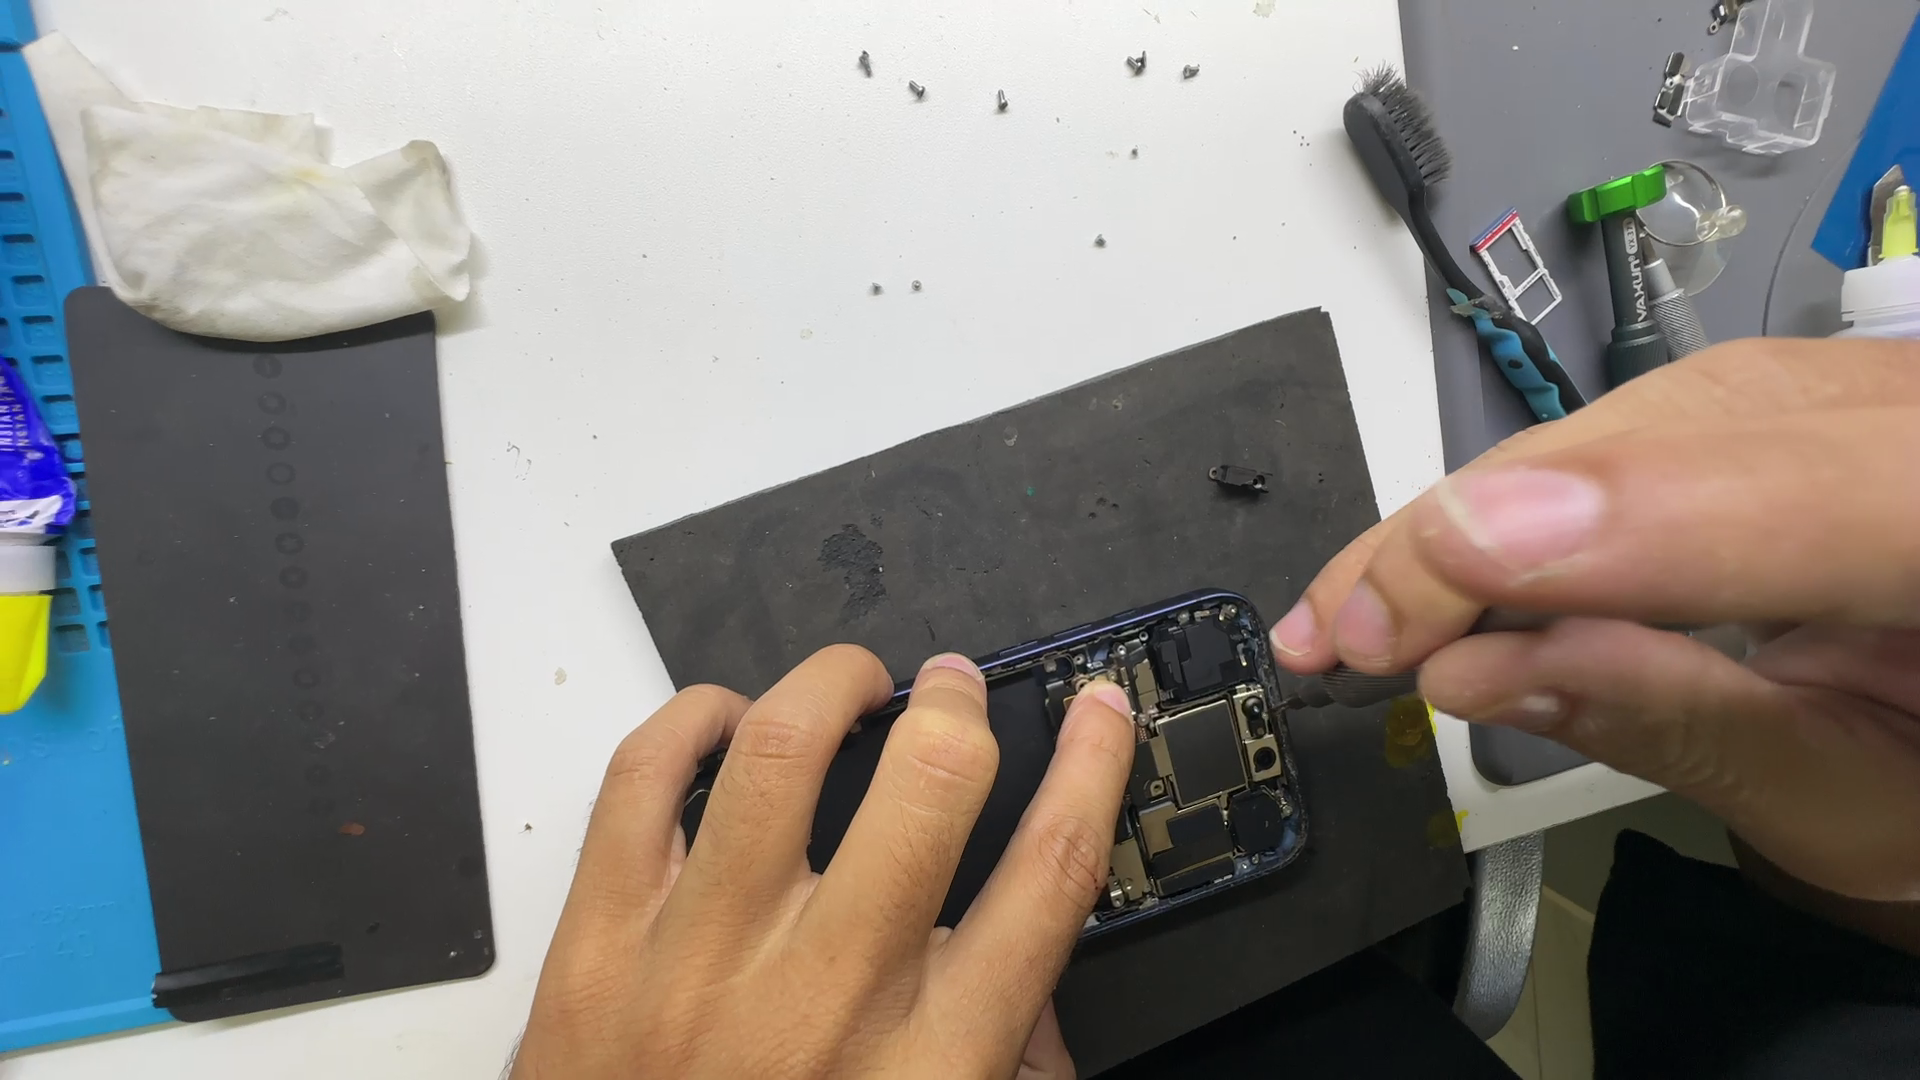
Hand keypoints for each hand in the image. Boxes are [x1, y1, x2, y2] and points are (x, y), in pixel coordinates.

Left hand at [510, 645, 1135, 1078]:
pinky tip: (731, 717)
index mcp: (930, 1064)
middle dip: (953, 708)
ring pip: (778, 753)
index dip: (1090, 769)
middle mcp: (820, 997)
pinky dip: (694, 717)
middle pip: (924, 788)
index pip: (1047, 875)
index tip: (1098, 710)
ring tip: (853, 682)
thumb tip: (1034, 925)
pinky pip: (641, 778)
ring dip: (831, 685)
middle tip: (952, 686)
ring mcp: (696, 961)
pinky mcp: (596, 944)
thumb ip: (1012, 1053)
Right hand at [1271, 338, 1919, 903]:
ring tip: (1346, 620)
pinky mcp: (1709, 417)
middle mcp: (1900, 421)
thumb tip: (1470, 674)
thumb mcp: (1852, 806)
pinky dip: (1466, 518)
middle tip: (1354, 634)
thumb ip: (1685, 728)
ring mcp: (1801, 400)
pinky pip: (1564, 449)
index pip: (1842, 490)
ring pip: (1579, 435)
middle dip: (1471, 537)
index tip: (1452, 575)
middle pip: (1654, 442)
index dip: (1638, 518)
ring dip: (1438, 532)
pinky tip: (1402, 571)